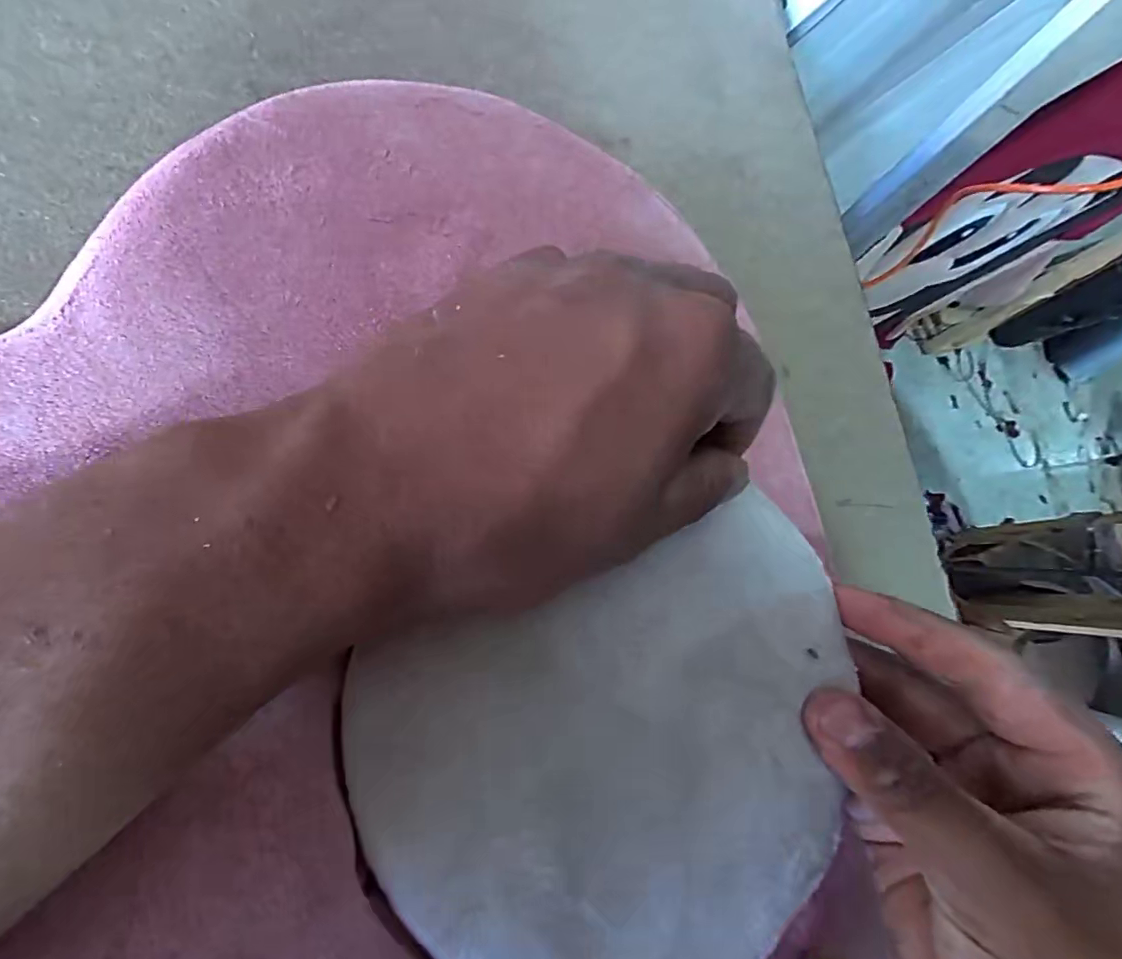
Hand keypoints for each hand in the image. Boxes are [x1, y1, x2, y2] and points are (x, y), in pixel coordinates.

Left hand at [310, 247, 775, 618]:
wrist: (371, 488)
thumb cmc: (522, 520)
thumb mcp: (635, 529)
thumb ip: (700, 487)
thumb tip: (721, 464)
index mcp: (691, 343)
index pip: (750, 380)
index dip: (728, 433)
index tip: (686, 472)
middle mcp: (633, 283)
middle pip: (699, 319)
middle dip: (691, 374)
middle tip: (643, 435)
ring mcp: (556, 267)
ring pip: (629, 297)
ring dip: (631, 346)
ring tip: (578, 409)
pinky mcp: (491, 275)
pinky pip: (561, 294)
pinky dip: (570, 331)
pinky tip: (521, 384)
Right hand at [802, 588, 1121, 958]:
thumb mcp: (1001, 883)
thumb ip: (910, 791)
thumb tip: (823, 705)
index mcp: (1074, 769)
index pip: (984, 675)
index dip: (912, 630)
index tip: (843, 598)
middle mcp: (1014, 777)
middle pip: (928, 705)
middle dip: (862, 670)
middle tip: (786, 634)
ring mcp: (963, 815)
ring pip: (891, 747)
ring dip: (838, 717)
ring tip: (774, 675)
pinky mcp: (919, 850)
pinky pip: (867, 792)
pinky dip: (828, 766)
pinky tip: (785, 738)